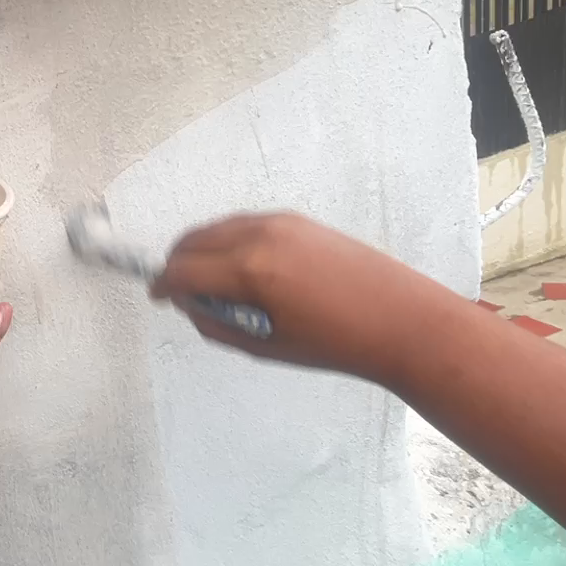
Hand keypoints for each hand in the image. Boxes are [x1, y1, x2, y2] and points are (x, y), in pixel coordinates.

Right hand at [150, 212, 462, 384]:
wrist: (408, 324)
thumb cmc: (336, 345)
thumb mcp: (262, 346)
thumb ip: (212, 322)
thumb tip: (187, 302)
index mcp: (249, 272)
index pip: (181, 270)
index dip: (161, 285)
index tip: (157, 296)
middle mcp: (259, 236)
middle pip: (190, 240)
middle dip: (176, 264)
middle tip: (179, 289)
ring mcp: (279, 222)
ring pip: (214, 228)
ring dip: (200, 250)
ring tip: (209, 279)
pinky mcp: (297, 219)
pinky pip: (242, 224)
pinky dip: (227, 240)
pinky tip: (239, 266)